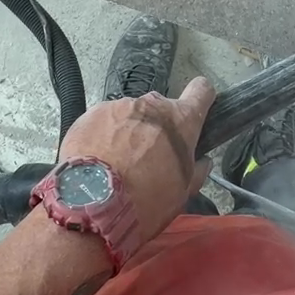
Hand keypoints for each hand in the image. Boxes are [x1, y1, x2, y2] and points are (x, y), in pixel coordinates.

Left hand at [56, 76, 214, 238]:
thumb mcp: (182, 194)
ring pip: (130, 115)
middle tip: (147, 157)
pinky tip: (96, 161)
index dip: (201, 98)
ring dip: (128, 132)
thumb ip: (195, 170)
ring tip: (116, 164)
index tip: (195, 110)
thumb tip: (201, 161)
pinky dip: (103, 135)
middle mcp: (151, 105)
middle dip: (157, 127)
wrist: (92, 204)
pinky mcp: (92, 112)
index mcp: (180, 120)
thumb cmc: (145, 201)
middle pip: (160, 108)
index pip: (201, 91)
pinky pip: (103, 120)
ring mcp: (120, 105)